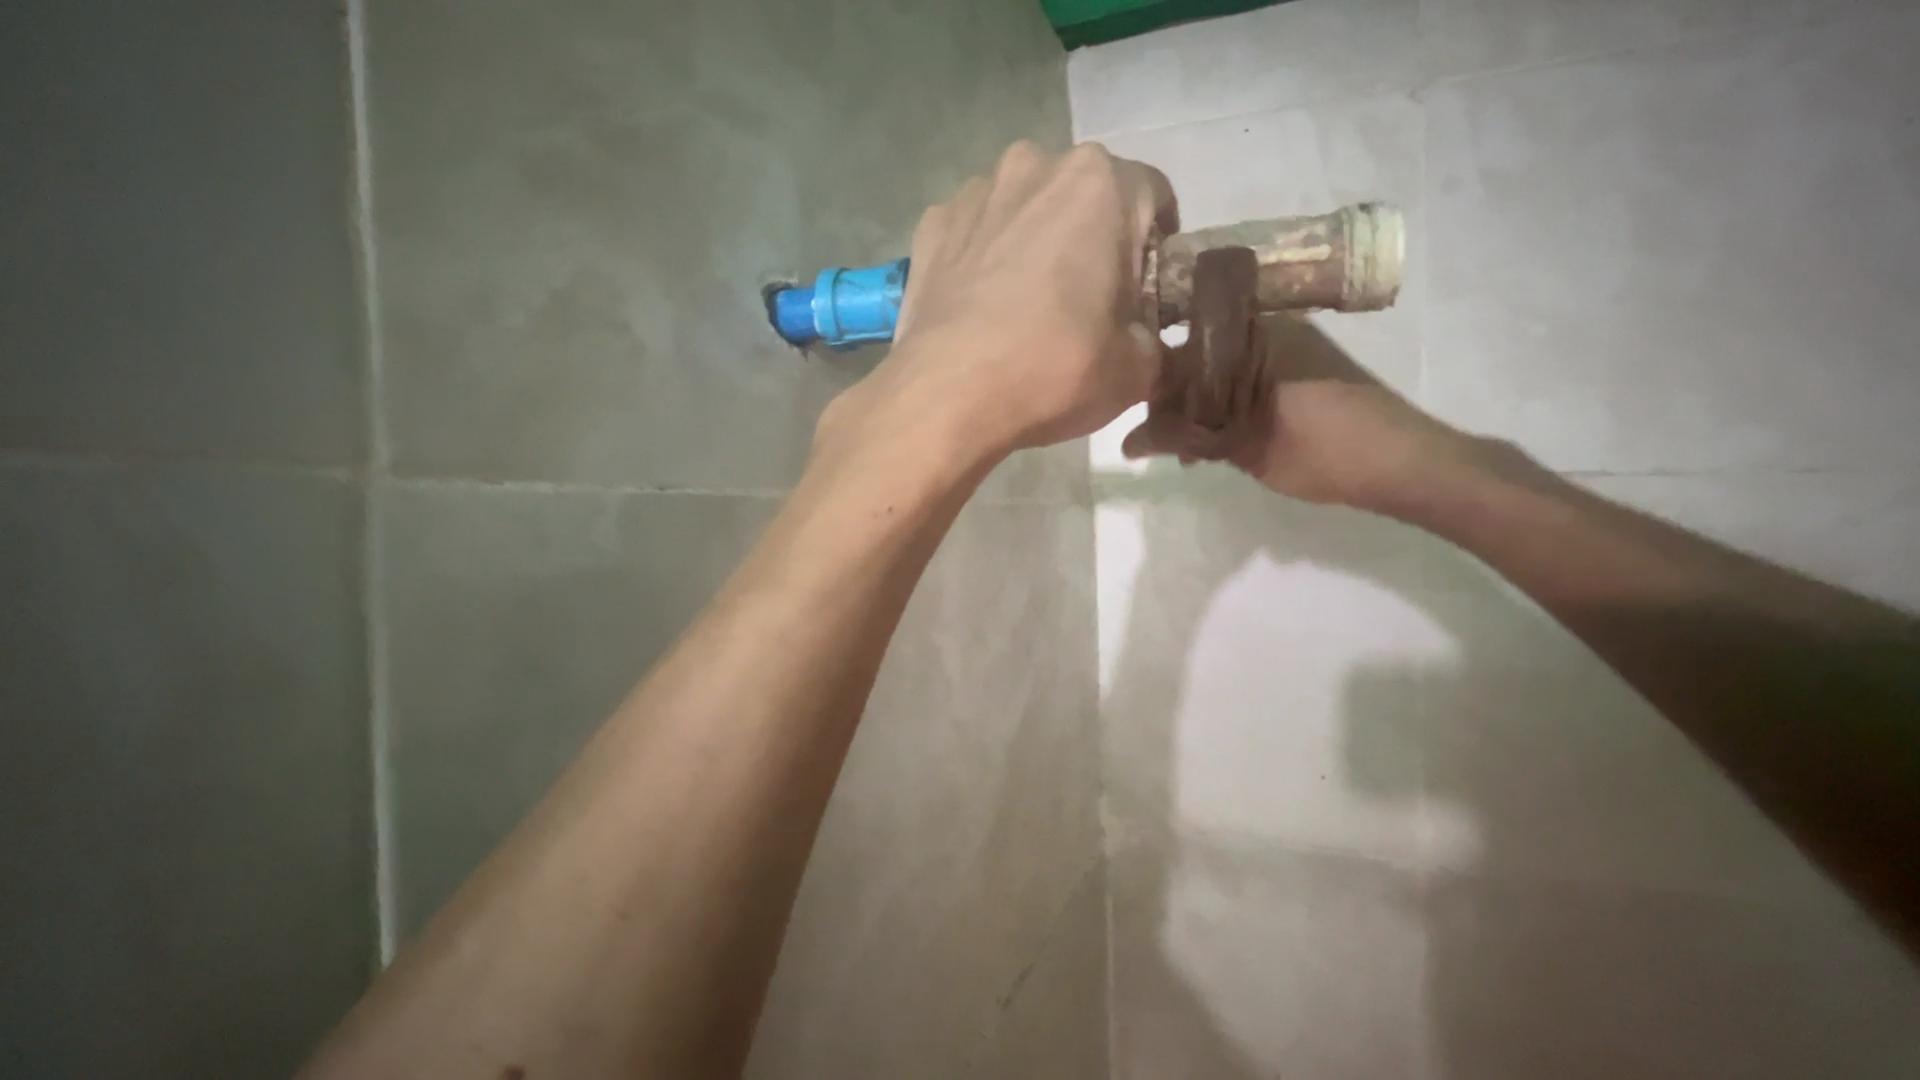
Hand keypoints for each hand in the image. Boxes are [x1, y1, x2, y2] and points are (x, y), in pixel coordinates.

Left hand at [822, 141, 1178, 456]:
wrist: (949, 396)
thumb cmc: (1056, 370)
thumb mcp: (1138, 369)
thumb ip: (1156, 338)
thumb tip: (1145, 340)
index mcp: (1101, 182)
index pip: (1155, 197)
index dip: (1158, 248)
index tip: (1147, 293)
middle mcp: (1037, 166)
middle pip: (1084, 197)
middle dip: (1094, 239)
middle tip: (1090, 304)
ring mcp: (975, 192)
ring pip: (1025, 210)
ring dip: (1036, 243)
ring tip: (1028, 307)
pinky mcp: (930, 226)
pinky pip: (975, 234)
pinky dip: (985, 259)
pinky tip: (982, 309)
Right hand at [1123, 314, 1472, 509]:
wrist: (1405, 464)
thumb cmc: (1322, 447)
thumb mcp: (1242, 445)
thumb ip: (1183, 436)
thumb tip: (1127, 442)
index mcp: (1253, 331)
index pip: (1179, 348)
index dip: (1150, 385)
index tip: (1133, 420)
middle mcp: (1269, 327)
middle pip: (1198, 359)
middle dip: (1172, 401)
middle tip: (1157, 445)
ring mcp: (1288, 348)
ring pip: (1220, 373)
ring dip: (1198, 410)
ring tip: (1184, 453)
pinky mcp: (1302, 371)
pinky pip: (1245, 381)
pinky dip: (1225, 409)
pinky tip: (1215, 443)